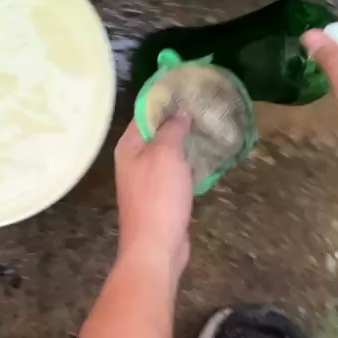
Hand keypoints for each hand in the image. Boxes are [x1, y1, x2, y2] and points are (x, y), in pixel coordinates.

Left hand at [112, 114, 194, 282]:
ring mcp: (146, 180)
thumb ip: (172, 129)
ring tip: (209, 128)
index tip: (189, 90)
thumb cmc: (158, 197)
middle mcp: (133, 160)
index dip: (165, 100)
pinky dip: (188, 163)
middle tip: (205, 108)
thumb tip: (179, 112)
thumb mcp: (166, 154)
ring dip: (185, 143)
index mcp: (128, 146)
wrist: (156, 247)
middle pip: (156, 132)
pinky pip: (175, 172)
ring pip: (167, 153)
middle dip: (178, 120)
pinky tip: (206, 158)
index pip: (145, 113)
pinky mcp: (161, 197)